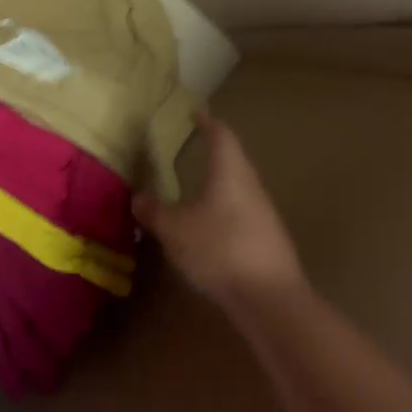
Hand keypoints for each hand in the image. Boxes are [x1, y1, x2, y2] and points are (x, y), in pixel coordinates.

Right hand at [133, 108, 304, 304]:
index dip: (207, 122)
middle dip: (214, 153)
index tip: (197, 112)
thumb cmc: (218, 248)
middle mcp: (251, 187)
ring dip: (218, 184)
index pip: (221, 136)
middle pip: (234, 162)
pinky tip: (207, 226)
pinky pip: (240, 214)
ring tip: (195, 188)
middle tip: (193, 147)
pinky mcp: (267, 242)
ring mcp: (263, 216)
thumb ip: (154, 210)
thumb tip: (139, 197)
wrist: (271, 300)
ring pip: (238, 189)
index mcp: (229, 173)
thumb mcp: (173, 228)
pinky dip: (222, 211)